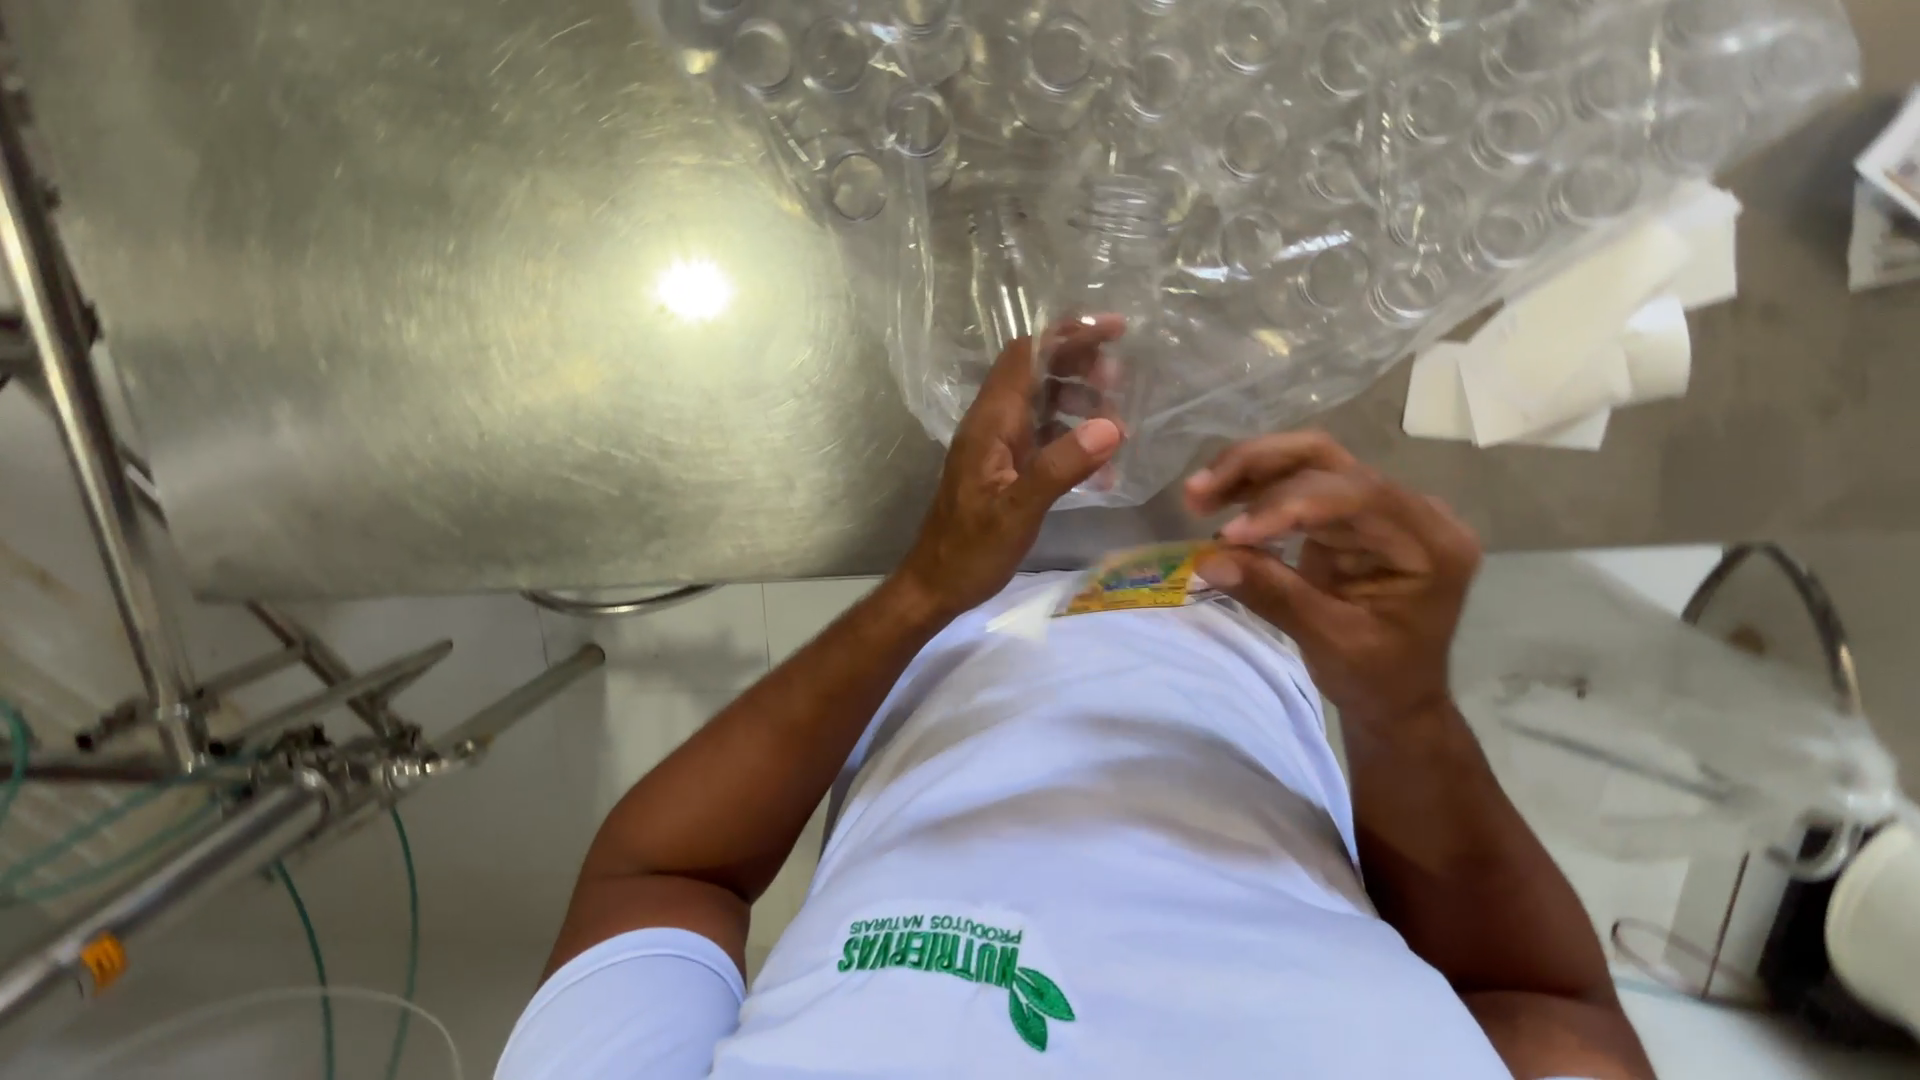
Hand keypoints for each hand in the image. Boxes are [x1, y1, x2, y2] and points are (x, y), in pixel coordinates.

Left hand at [896, 323, 1125, 617]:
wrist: (937, 585)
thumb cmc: (970, 550)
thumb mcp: (1017, 511)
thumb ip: (1060, 468)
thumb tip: (1110, 426)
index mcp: (990, 423)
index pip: (1026, 355)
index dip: (1067, 335)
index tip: (1113, 330)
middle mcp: (993, 425)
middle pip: (1037, 372)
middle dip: (1080, 364)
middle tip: (1121, 379)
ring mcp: (1000, 448)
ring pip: (1043, 404)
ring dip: (1080, 402)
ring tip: (1118, 422)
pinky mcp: (1008, 470)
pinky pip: (1044, 438)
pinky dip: (1073, 440)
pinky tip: (1102, 467)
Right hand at [1184, 432, 1481, 725]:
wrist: (1397, 698)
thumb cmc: (1378, 676)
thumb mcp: (1328, 640)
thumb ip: (1273, 593)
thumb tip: (1207, 560)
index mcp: (1430, 542)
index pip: (1355, 495)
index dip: (1286, 504)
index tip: (1230, 534)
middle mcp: (1411, 510)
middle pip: (1327, 460)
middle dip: (1257, 467)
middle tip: (1197, 493)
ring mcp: (1378, 509)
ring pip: (1306, 462)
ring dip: (1247, 471)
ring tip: (1196, 495)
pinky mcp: (1349, 516)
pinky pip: (1298, 485)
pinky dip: (1254, 490)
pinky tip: (1217, 502)